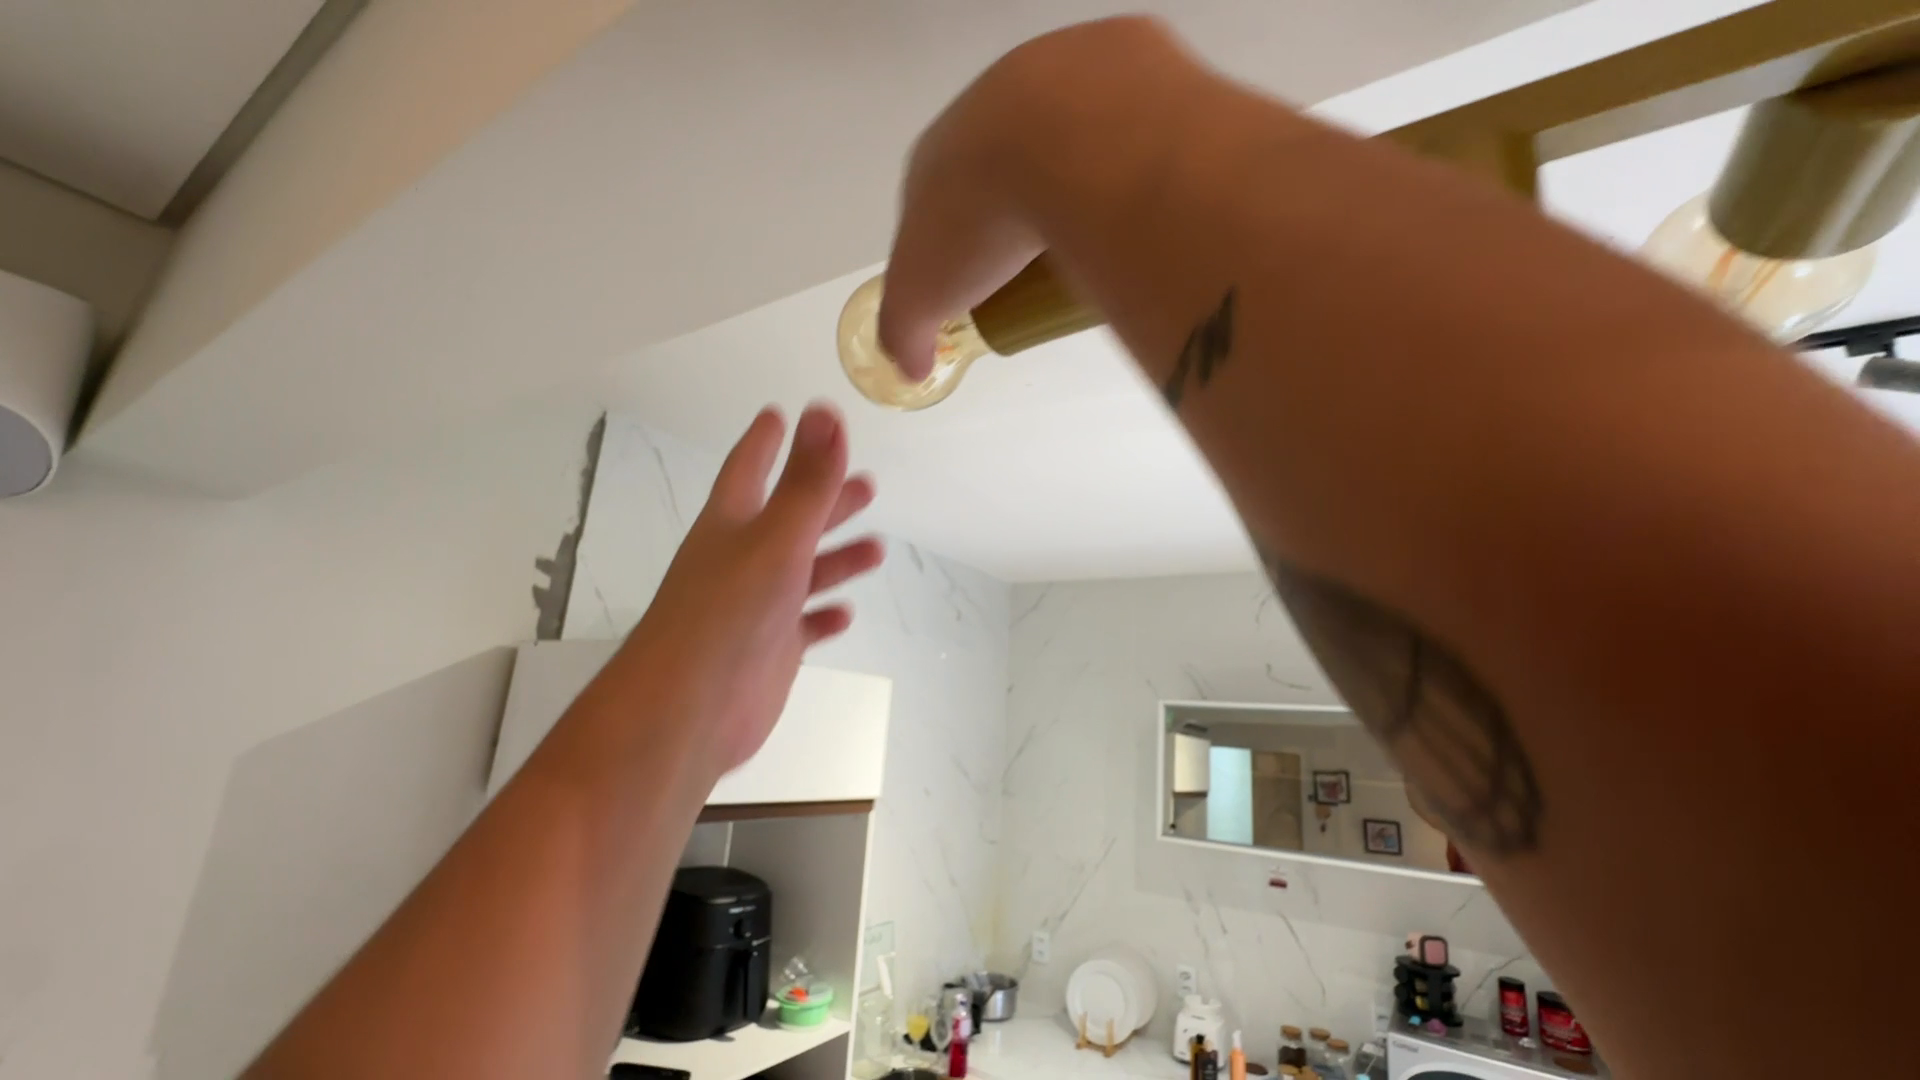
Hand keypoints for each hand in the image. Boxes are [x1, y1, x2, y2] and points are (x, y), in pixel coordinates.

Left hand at [608, 404, 882, 778]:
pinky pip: (803, 625)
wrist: (692, 708)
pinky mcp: (769, 650)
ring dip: (837, 558)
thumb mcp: (778, 538)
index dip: (766, 441)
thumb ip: (807, 481)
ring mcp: (756, 607)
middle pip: (789, 519)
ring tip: (875, 548)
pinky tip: (845, 612)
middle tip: (865, 483)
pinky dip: (824, 615)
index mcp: (732, 524)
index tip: (780, 413)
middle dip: (824, 499)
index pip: (749, 468)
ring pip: (802, 572)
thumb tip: (825, 411)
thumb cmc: (730, 611)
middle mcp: (741, 559)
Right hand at [878, 16, 1201, 378]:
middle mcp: (988, 109)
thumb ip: (905, 333)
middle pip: (995, 170)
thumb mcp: (920, 296)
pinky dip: (1122, 165)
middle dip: (1011, 213)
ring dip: (1068, 185)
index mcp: (935, 159)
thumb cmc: (978, 220)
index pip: (934, 206)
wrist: (1061, 138)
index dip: (951, 248)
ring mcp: (1057, 83)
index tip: (976, 285)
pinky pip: (1119, 130)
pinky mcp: (1122, 71)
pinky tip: (1135, 201)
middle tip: (1037, 265)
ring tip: (1092, 235)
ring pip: (1059, 145)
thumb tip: (911, 369)